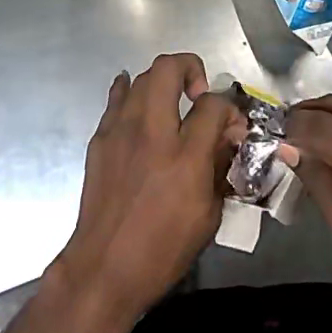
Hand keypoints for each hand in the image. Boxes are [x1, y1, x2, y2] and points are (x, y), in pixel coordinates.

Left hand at [53, 54, 243, 316]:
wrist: (105, 264)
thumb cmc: (164, 248)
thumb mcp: (208, 215)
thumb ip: (219, 166)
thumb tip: (227, 137)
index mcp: (185, 156)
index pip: (213, 105)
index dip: (229, 109)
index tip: (231, 125)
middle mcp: (151, 132)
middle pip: (168, 68)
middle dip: (190, 68)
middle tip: (198, 93)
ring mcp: (120, 130)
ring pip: (141, 78)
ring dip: (162, 82)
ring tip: (172, 103)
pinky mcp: (100, 137)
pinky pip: (116, 99)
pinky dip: (130, 92)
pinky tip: (138, 102)